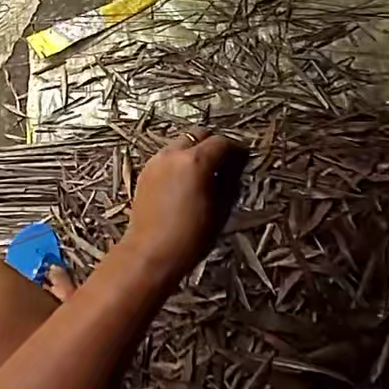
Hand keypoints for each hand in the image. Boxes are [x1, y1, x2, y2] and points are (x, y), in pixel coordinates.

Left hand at [121, 129, 246, 281]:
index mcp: (196, 161)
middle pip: (199, 135)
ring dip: (195, 150)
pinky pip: (167, 156)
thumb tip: (233, 169)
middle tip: (224, 162)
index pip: (222, 142)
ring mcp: (156, 161)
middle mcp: (174, 154)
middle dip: (214, 144)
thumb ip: (229, 182)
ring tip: (204, 172)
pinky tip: (185, 180)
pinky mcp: (145, 171)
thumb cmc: (191, 237)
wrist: (150, 253)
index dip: (236, 149)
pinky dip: (179, 160)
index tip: (243, 159)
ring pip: (181, 143)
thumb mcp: (220, 210)